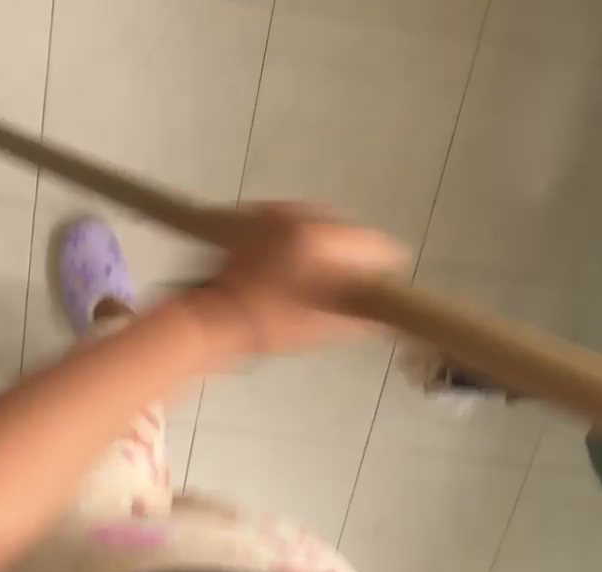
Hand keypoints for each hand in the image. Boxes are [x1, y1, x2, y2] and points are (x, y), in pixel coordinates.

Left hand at [189, 202, 407, 357]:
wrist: (209, 319)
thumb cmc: (263, 326)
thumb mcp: (316, 327)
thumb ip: (355, 320)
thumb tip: (384, 322)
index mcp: (319, 240)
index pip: (369, 243)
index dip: (384, 259)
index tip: (392, 268)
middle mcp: (298, 217)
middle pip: (342, 228)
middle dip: (350, 249)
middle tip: (353, 273)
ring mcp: (271, 213)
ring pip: (314, 221)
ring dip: (323, 240)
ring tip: (322, 267)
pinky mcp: (250, 216)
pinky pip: (286, 220)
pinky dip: (296, 235)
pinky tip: (292, 258)